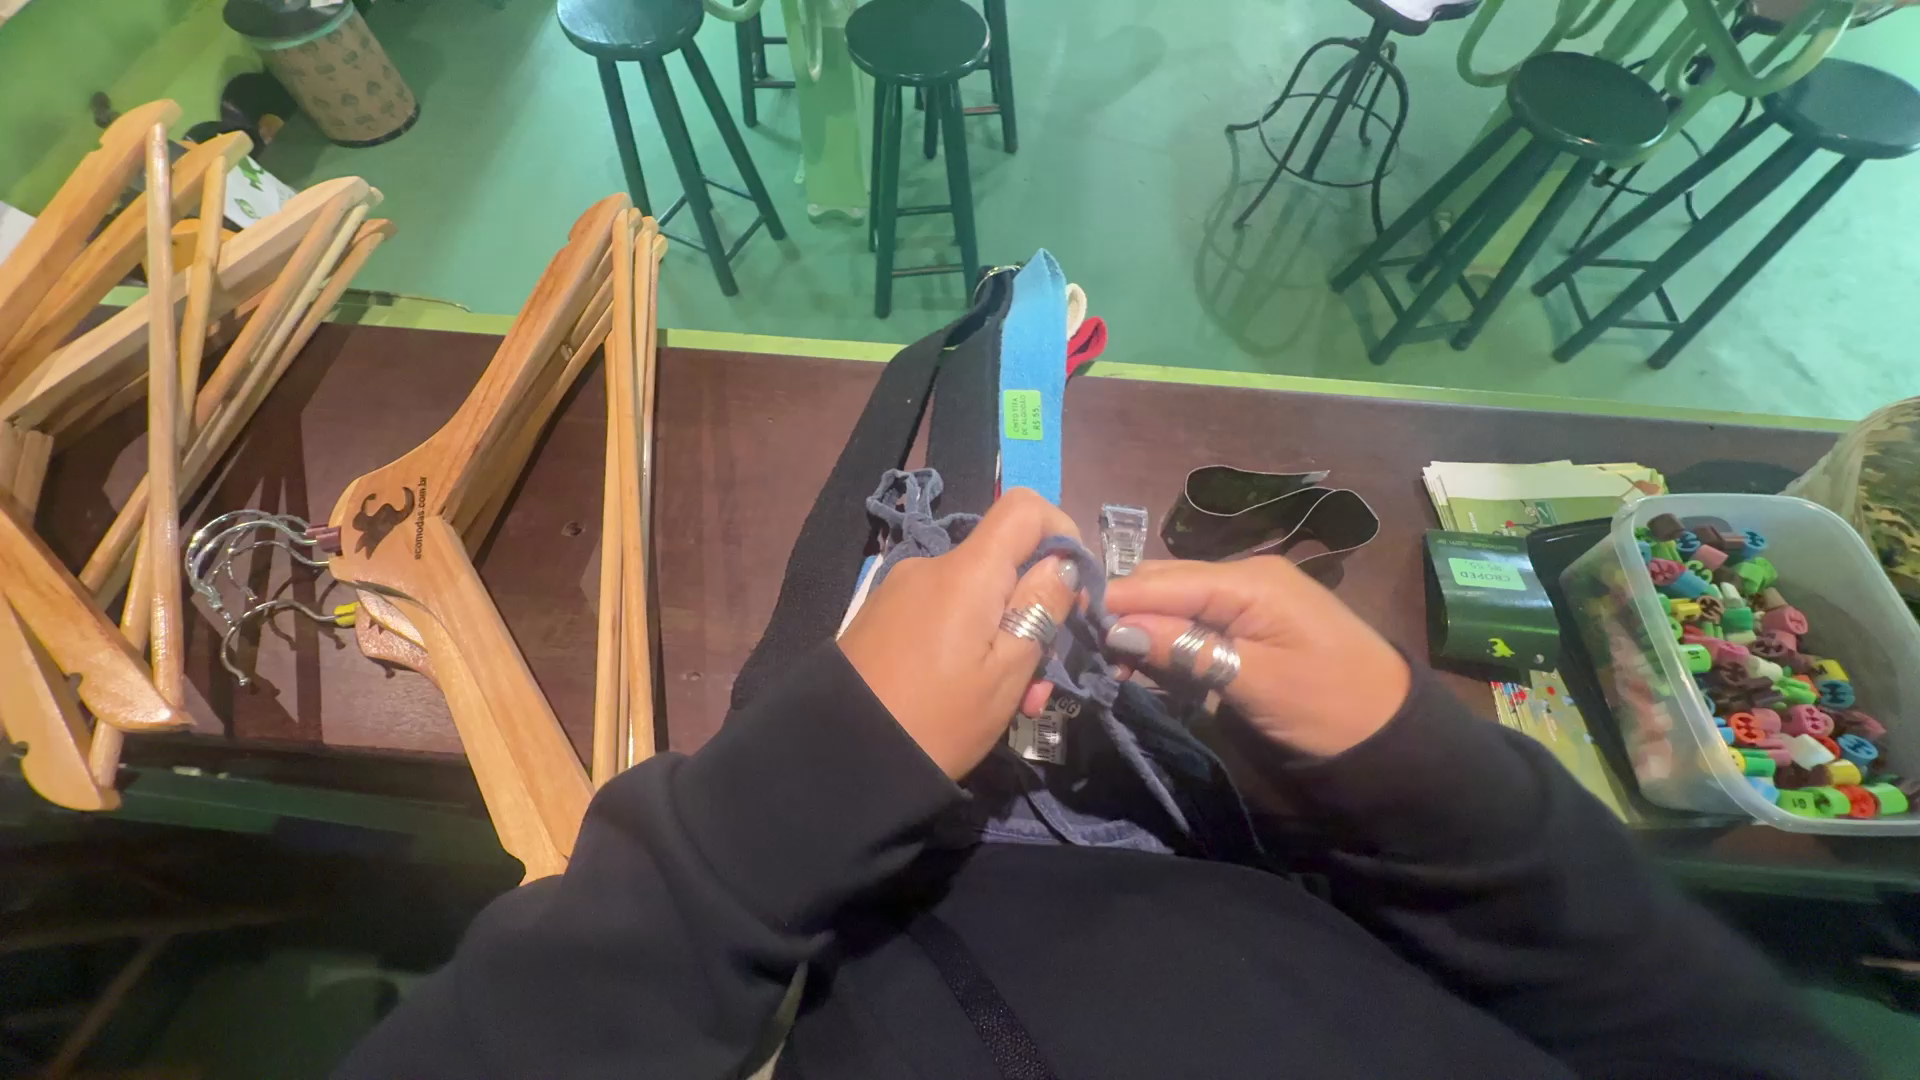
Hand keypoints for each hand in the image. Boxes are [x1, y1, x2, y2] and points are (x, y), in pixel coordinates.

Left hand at [838, 489, 1083, 778]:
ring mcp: (903, 589)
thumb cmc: (936, 720)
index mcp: (967, 571)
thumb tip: (1062, 563)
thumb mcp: (1006, 673)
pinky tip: (969, 691)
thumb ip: (1040, 609)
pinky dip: (970, 640)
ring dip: (1004, 636)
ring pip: (977, 594)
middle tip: (1043, 681)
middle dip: (1035, 610)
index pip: (1024, 507)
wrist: (839, 756)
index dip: (1062, 533)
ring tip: (1011, 702)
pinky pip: (945, 611)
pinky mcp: (885, 615)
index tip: (1074, 587)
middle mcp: (932, 564)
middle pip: (1003, 561)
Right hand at [1103, 557, 1410, 756]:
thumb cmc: (1330, 706)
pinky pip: (1191, 616)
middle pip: (1162, 582)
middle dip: (1122, 613)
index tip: (1070, 626)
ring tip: (1110, 663)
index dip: (1114, 601)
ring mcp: (1246, 594)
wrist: (1394, 735)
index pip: (1162, 580)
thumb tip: (1117, 630)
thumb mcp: (1254, 682)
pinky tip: (1144, 661)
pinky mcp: (1246, 618)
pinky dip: (1164, 637)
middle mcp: (1243, 575)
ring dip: (1140, 627)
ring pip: (1171, 598)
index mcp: (1249, 580)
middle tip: (1087, 652)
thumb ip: (1186, 649)